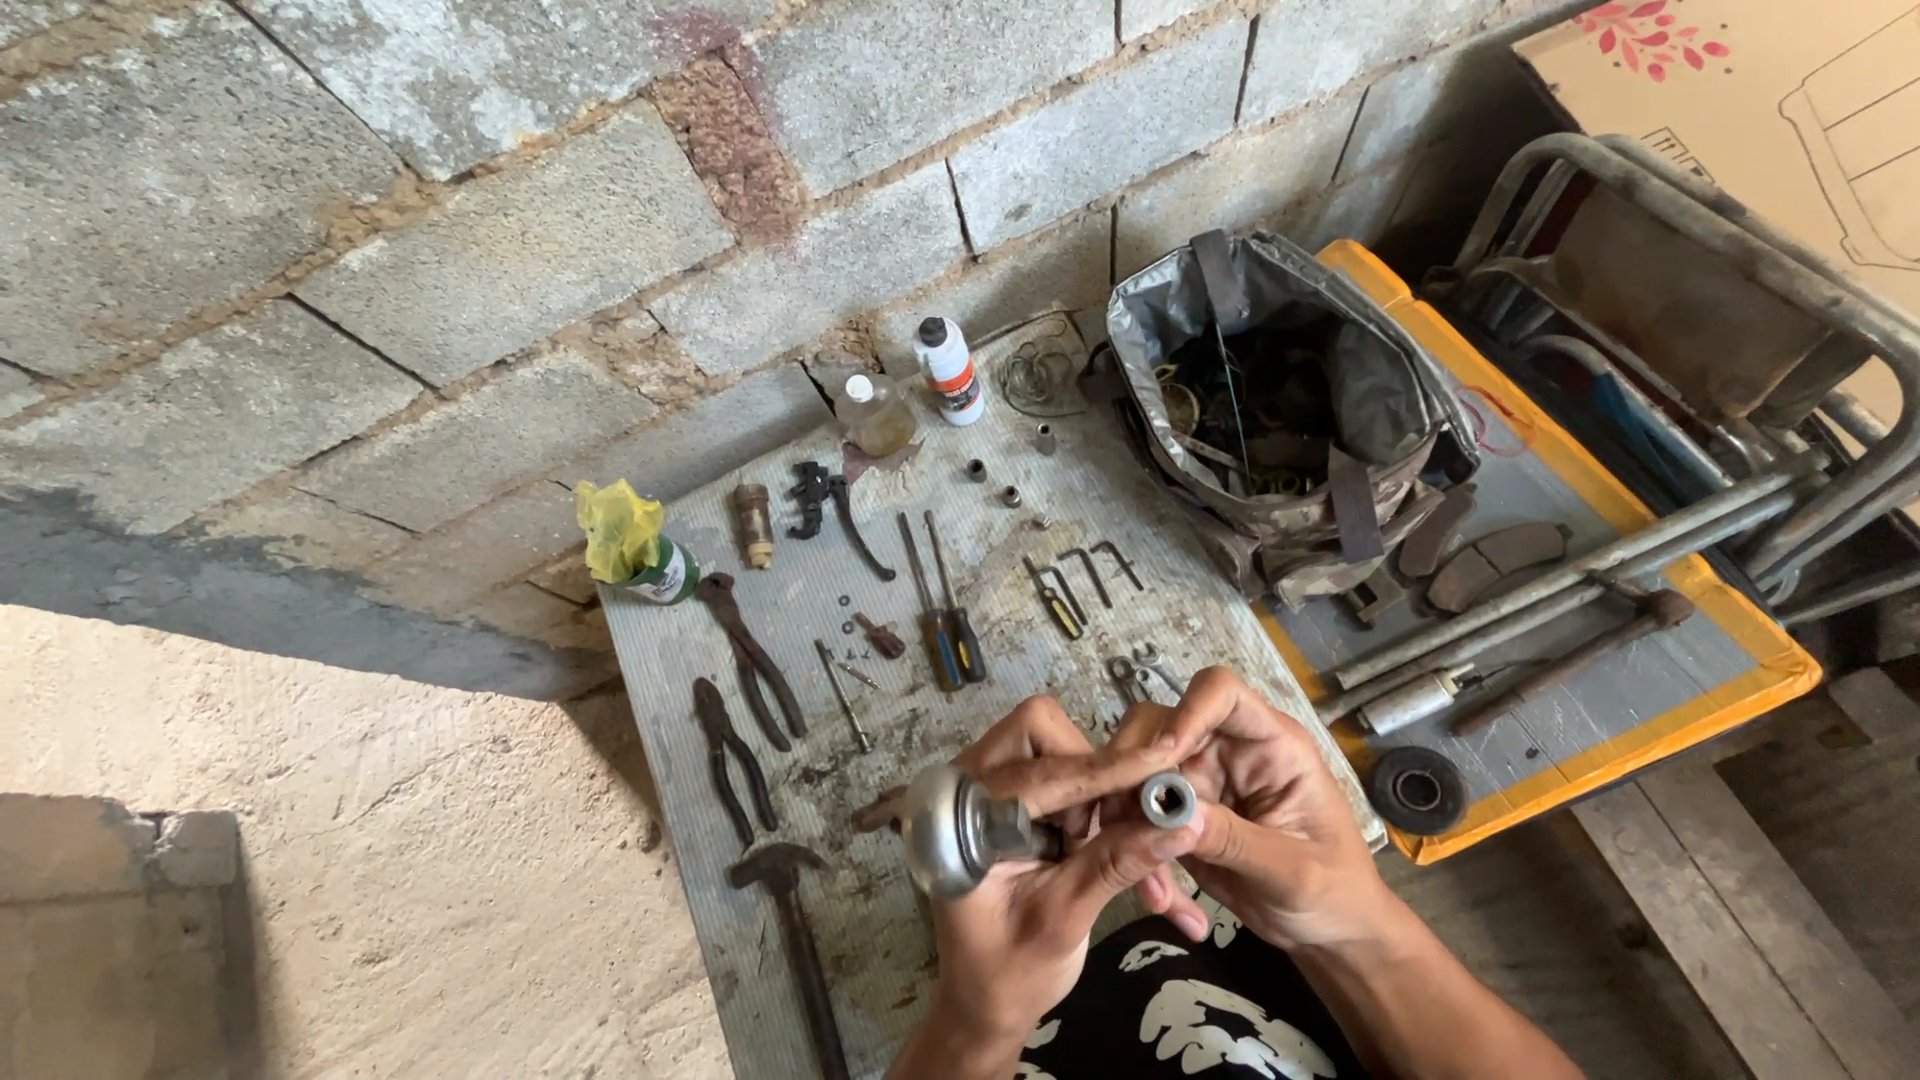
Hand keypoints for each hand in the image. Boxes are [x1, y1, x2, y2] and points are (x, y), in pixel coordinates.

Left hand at [923, 695, 1207, 1045]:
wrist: (983, 996)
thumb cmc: (1009, 970)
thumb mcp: (1064, 921)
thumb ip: (1116, 865)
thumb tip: (1182, 823)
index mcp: (960, 820)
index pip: (1039, 776)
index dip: (1105, 772)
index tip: (1161, 763)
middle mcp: (964, 785)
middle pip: (1038, 730)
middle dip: (1089, 768)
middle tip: (1110, 826)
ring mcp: (982, 781)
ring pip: (1052, 741)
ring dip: (1091, 784)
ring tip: (1097, 845)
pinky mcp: (1004, 788)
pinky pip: (1055, 762)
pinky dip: (1086, 792)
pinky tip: (1094, 837)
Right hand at [1107, 666, 1391, 948]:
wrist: (1329, 934)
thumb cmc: (1335, 893)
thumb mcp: (1295, 874)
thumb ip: (1237, 840)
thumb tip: (1175, 814)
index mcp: (1269, 745)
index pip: (1221, 693)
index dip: (1187, 711)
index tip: (1163, 759)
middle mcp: (1225, 751)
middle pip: (1158, 725)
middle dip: (1134, 771)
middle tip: (1124, 824)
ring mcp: (1197, 781)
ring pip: (1134, 772)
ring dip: (1128, 823)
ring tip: (1153, 887)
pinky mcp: (1176, 815)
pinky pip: (1135, 818)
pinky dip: (1135, 853)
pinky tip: (1160, 897)